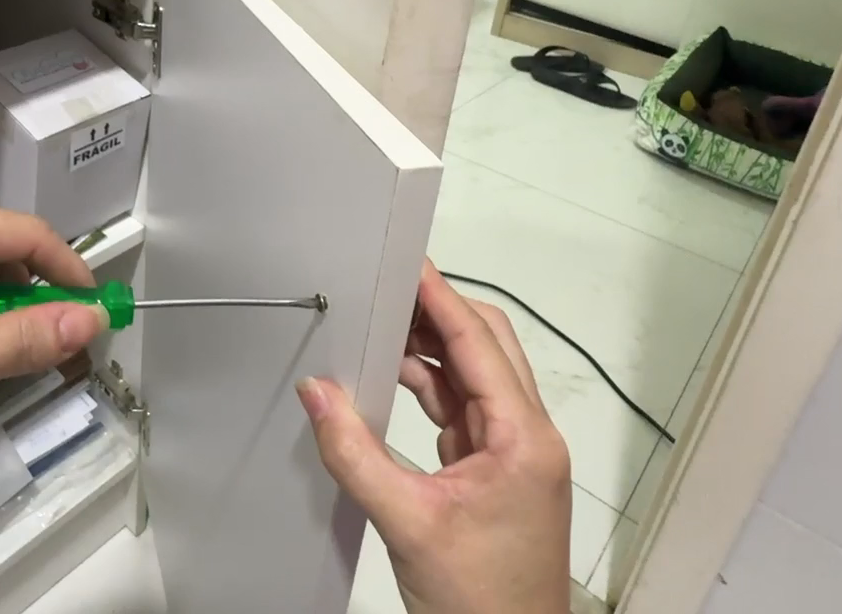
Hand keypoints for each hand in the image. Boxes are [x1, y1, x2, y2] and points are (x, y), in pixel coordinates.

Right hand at [297, 265, 571, 613]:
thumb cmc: (476, 598)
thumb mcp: (407, 523)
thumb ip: (355, 453)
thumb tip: (314, 390)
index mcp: (523, 438)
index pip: (479, 343)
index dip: (441, 297)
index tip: (407, 261)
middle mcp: (527, 434)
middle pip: (487, 347)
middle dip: (439, 312)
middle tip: (388, 289)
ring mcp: (512, 451)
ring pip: (473, 374)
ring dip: (431, 346)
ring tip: (381, 323)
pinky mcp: (493, 467)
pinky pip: (460, 406)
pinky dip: (427, 383)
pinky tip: (392, 374)